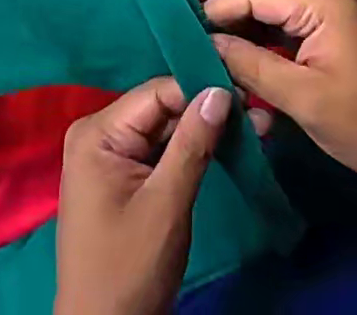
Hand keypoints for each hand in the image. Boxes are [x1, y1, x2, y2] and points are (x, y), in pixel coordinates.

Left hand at [56, 78, 238, 314]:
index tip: (245, 88)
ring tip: (256, 124)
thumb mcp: (165, 204)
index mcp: (98, 133)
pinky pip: (163, 150)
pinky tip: (230, 144)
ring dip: (207, 128)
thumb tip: (221, 90)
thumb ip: (192, 143)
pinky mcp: (126, 175)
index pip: (157, 93)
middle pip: (163, 108)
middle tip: (258, 109)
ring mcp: (112, 155)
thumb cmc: (128, 269)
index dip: (200, 87)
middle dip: (209, 108)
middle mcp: (101, 134)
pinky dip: (194, 149)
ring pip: (167, 128)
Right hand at [205, 0, 356, 205]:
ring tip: (208, 57)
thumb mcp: (303, 98)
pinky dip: (260, 41)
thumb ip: (252, 65)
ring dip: (241, 31)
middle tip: (190, 49)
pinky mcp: (327, 26)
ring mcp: (326, 7)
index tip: (180, 37)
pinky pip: (282, 24)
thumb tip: (208, 44)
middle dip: (225, 20)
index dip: (214, 12)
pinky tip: (239, 63)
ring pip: (267, 8)